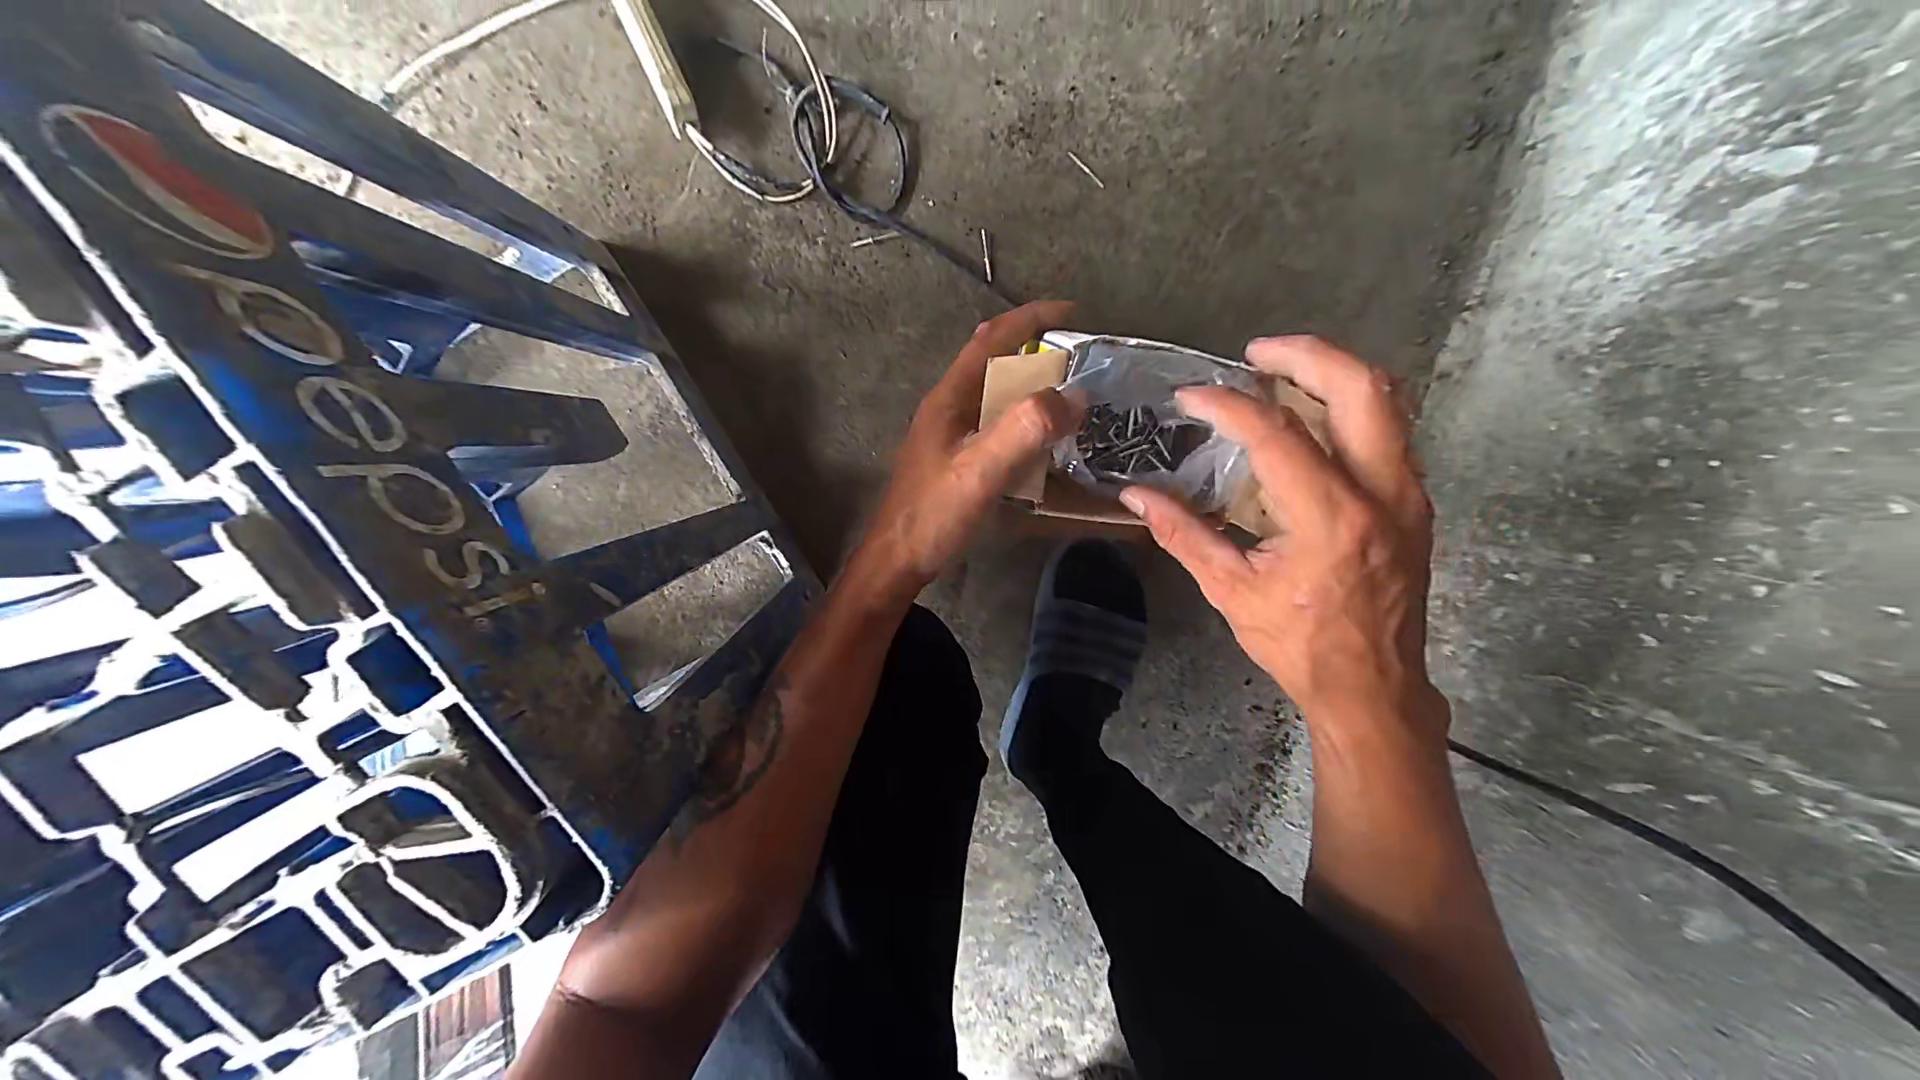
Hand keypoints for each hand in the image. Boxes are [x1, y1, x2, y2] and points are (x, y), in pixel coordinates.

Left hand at [853, 300, 1080, 593]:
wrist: (897, 560)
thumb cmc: (933, 514)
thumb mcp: (981, 470)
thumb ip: (1025, 429)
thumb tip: (1075, 396)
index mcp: (950, 398)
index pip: (991, 339)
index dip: (1030, 318)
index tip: (1073, 313)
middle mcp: (949, 408)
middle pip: (994, 363)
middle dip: (1036, 351)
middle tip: (1079, 363)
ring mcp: (951, 435)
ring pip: (997, 396)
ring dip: (1032, 388)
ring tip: (1070, 398)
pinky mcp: (957, 459)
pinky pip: (997, 426)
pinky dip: (1024, 422)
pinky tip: (1043, 442)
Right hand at [1120, 336, 1444, 744]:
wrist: (1375, 686)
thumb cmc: (1299, 644)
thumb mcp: (1230, 591)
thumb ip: (1182, 534)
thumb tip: (1135, 496)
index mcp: (1331, 520)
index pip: (1278, 435)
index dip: (1228, 405)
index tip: (1192, 397)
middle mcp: (1382, 495)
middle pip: (1361, 389)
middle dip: (1305, 355)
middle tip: (1255, 353)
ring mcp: (1409, 496)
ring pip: (1387, 402)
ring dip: (1332, 375)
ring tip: (1281, 373)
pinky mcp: (1414, 503)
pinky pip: (1390, 431)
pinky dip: (1348, 408)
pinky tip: (1310, 420)